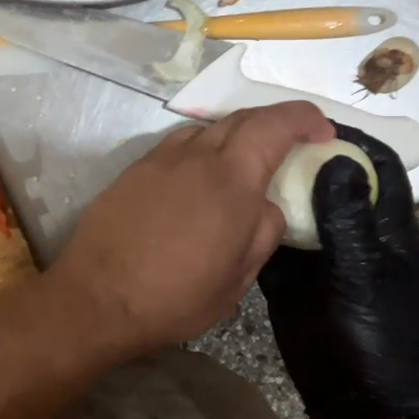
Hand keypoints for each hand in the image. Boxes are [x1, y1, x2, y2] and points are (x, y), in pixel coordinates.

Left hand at [50, 102, 333, 358]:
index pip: (275, 125)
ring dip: (232, 135)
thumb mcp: (237, 278)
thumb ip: (262, 232)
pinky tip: (199, 178)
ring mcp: (156, 161)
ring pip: (203, 130)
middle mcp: (193, 158)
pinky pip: (174, 147)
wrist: (95, 299)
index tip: (323, 134)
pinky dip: (198, 150)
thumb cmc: (173, 298)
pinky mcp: (130, 173)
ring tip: (245, 162)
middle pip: (239, 119)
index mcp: (230, 180)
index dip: (305, 120)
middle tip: (291, 145)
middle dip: (273, 123)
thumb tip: (266, 206)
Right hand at [257, 124, 418, 418]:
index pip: (371, 165)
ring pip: (294, 210)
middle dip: (294, 158)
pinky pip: (270, 242)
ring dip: (269, 190)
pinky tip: (221, 210)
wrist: (359, 398)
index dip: (343, 138)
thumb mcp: (364, 272)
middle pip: (325, 182)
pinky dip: (251, 225)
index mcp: (384, 226)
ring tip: (228, 166)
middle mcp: (351, 232)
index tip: (299, 119)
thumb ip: (347, 218)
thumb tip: (333, 157)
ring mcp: (319, 256)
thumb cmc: (374, 334)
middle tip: (248, 139)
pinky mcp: (291, 277)